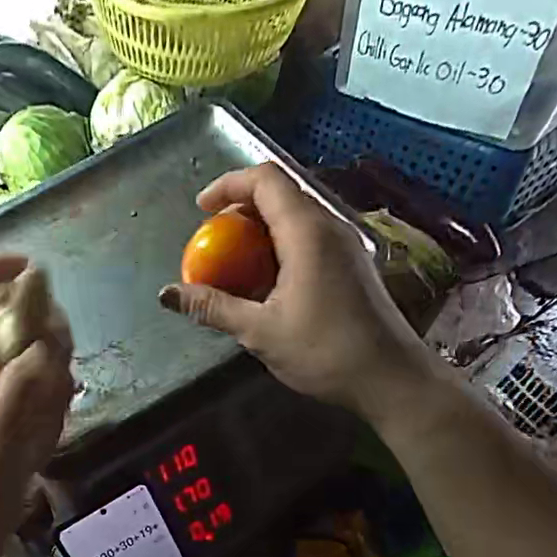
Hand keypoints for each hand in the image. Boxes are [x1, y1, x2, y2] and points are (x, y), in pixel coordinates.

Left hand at [0, 254, 74, 556]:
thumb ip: (16, 403)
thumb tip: (44, 346)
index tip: (30, 266)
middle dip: (26, 333)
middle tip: (62, 358)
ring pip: (0, 371)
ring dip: (34, 378)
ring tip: (56, 409)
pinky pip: (3, 407)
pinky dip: (30, 410)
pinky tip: (45, 434)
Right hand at [157, 163, 433, 419]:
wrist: (388, 377)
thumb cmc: (324, 352)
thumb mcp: (259, 332)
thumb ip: (213, 307)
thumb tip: (168, 294)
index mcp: (307, 232)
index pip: (265, 180)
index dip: (228, 185)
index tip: (200, 209)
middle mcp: (329, 227)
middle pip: (280, 194)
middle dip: (240, 208)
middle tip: (212, 241)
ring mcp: (344, 244)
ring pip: (295, 216)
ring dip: (259, 229)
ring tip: (233, 261)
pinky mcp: (350, 264)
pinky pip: (307, 238)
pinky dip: (278, 246)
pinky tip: (265, 281)